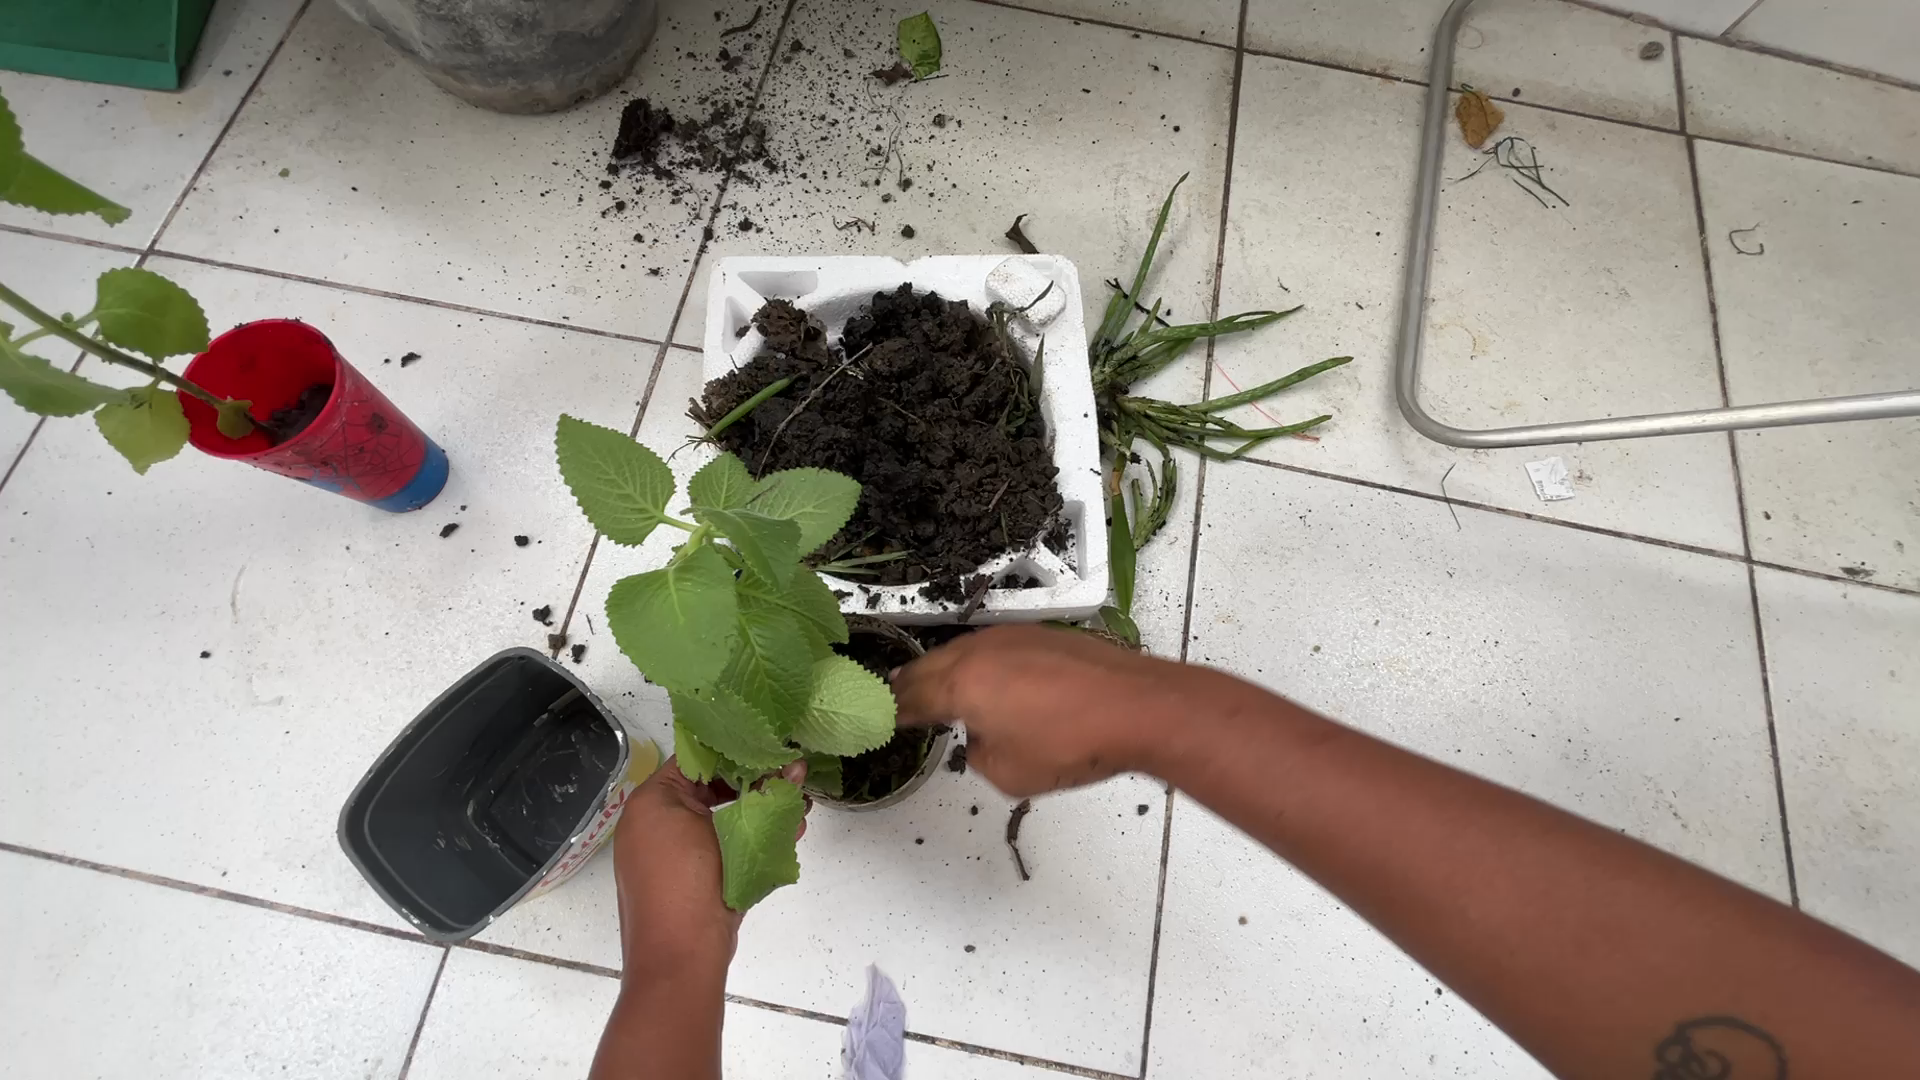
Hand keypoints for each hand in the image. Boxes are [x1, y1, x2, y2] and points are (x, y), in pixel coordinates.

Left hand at [611, 757, 808, 973]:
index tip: (772, 744)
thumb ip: (759, 795)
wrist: (679, 959)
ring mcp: (676, 853)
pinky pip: (725, 844)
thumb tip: (796, 768)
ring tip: (800, 802)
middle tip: (793, 773)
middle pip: (714, 787)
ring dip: (762, 809)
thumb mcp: (722, 825)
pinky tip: (790, 830)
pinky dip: (753, 836)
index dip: (735, 750)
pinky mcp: (695, 876)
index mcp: (651, 802)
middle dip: (756, 781)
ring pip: (725, 817)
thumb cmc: (687, 879)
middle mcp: (658, 823)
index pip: (696, 759)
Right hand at [890, 624, 1216, 796]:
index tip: (879, 713)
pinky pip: (988, 646)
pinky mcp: (1038, 633)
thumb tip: (979, 735)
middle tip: (892, 693)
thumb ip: (977, 753)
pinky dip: (972, 660)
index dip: (894, 708)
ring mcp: (1009, 637)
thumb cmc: (1070, 744)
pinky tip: (979, 672)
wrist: (1134, 704)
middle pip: (930, 666)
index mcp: (962, 685)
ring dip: (939, 667)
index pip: (914, 697)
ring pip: (959, 650)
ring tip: (927, 680)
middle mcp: (978, 652)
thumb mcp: (1009, 773)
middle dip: (908, 682)